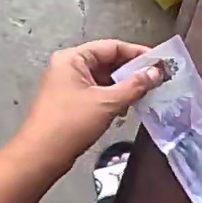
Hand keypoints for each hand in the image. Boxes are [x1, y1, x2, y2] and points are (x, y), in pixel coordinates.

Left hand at [10, 40, 160, 172]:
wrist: (42, 155)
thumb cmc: (71, 123)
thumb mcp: (107, 102)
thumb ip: (135, 85)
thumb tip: (157, 72)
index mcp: (73, 58)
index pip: (112, 47)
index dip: (137, 53)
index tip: (160, 62)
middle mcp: (69, 67)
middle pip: (108, 62)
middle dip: (132, 72)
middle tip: (157, 79)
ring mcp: (68, 85)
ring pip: (104, 79)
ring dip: (124, 87)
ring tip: (145, 95)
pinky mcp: (71, 102)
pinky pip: (97, 92)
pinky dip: (113, 98)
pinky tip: (126, 108)